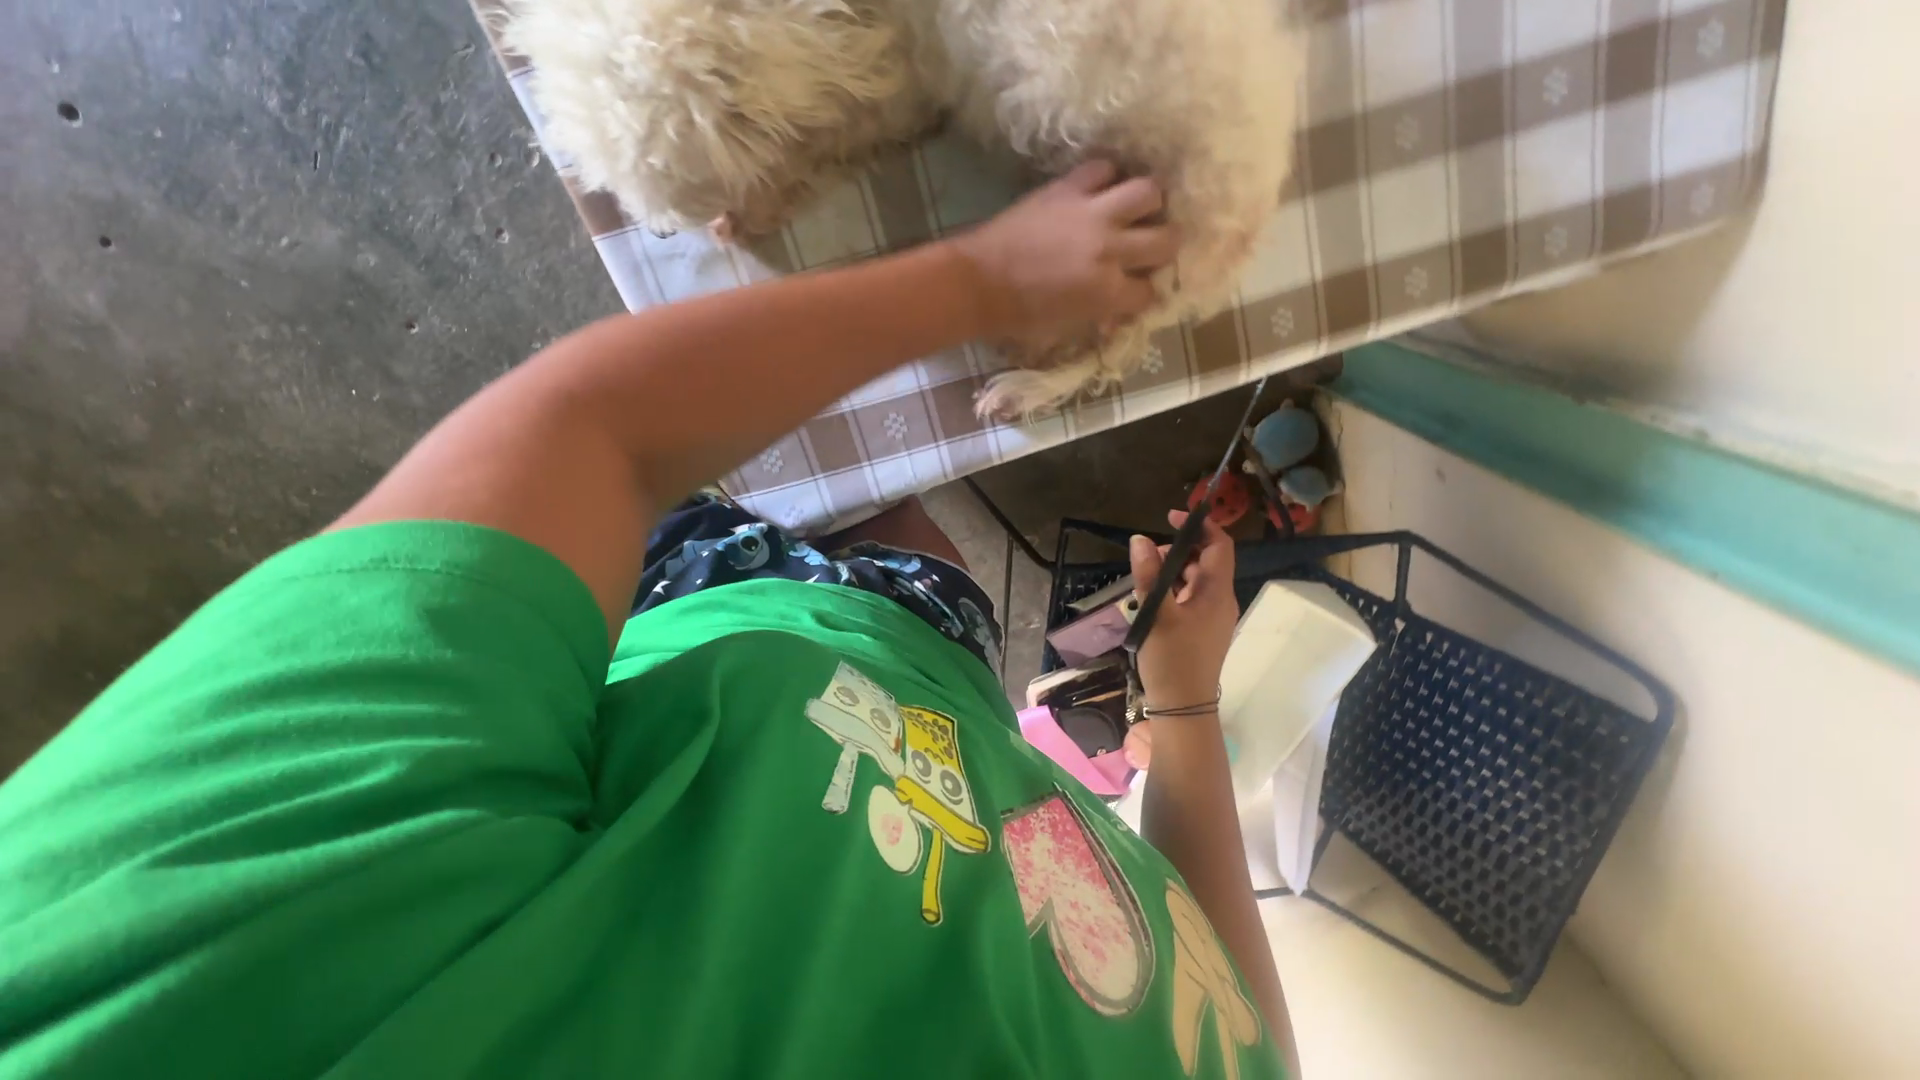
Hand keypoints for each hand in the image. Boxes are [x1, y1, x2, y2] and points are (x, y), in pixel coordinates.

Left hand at [948, 160, 1179, 346]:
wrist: (976, 283)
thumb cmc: (1017, 315)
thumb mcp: (1066, 327)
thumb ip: (1100, 314)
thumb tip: (1118, 312)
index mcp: (1107, 292)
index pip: (1150, 291)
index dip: (1147, 294)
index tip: (1138, 292)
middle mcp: (1109, 248)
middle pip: (1167, 239)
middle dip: (1165, 247)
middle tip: (1151, 247)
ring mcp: (1091, 213)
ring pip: (1148, 191)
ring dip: (1149, 202)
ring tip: (1137, 209)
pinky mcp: (1067, 188)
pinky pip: (1103, 167)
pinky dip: (1108, 176)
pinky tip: (1103, 189)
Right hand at [1128, 509, 1237, 711]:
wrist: (1183, 708)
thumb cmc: (1172, 659)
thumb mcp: (1155, 613)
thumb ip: (1149, 574)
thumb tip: (1140, 539)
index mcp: (1216, 592)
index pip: (1219, 545)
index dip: (1200, 526)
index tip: (1171, 517)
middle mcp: (1221, 601)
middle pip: (1207, 561)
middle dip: (1179, 549)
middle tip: (1148, 556)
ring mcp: (1213, 617)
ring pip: (1197, 581)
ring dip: (1173, 571)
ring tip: (1144, 579)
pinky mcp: (1203, 631)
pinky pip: (1191, 598)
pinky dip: (1173, 590)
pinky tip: (1151, 600)